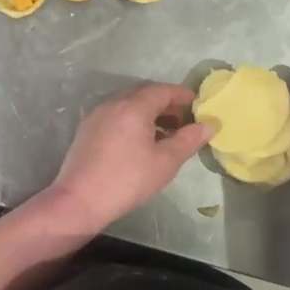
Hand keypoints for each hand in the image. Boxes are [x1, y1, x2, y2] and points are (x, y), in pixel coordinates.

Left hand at [46, 83, 214, 230]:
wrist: (80, 200)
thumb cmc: (128, 180)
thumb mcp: (165, 162)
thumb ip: (188, 140)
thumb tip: (208, 125)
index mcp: (133, 107)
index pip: (162, 90)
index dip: (182, 95)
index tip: (198, 105)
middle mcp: (112, 104)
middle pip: (144, 95)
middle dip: (166, 104)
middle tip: (185, 121)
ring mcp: (96, 116)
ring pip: (128, 106)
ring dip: (149, 114)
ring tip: (166, 134)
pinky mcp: (87, 130)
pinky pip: (116, 116)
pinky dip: (133, 121)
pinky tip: (141, 142)